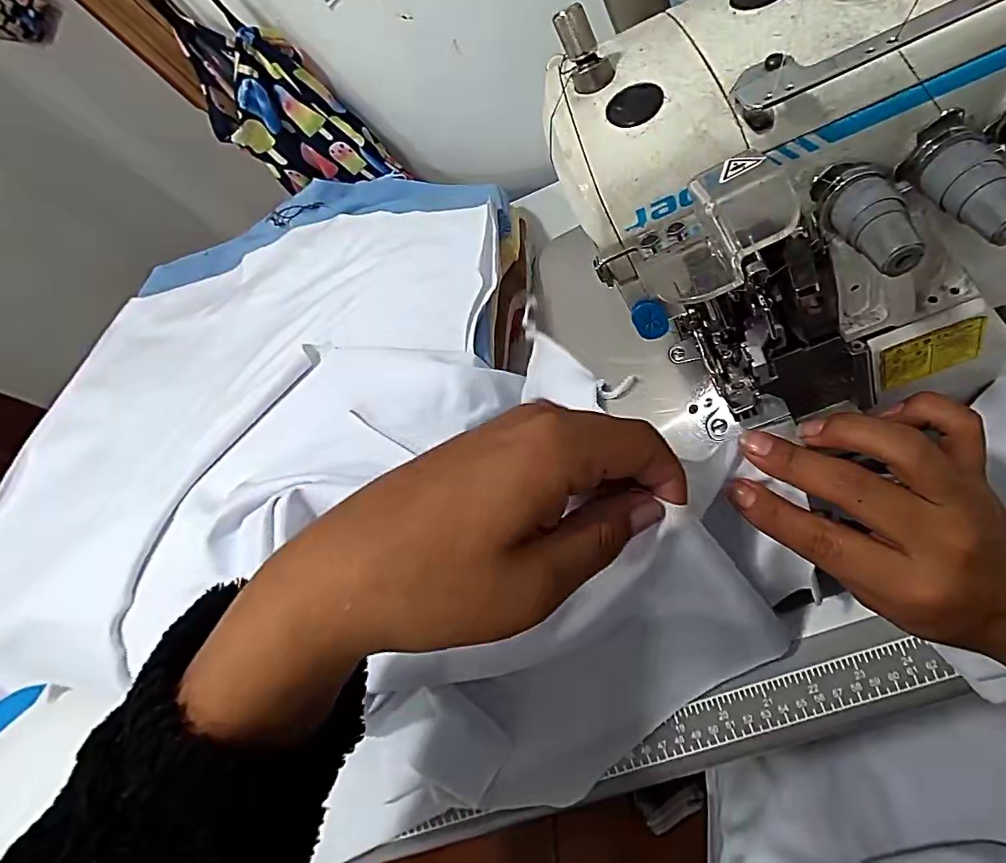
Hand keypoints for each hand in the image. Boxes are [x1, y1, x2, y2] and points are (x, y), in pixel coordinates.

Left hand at [180, 402, 685, 741]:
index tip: (671, 518)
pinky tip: (551, 516)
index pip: (641, 442)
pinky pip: (548, 444)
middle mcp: (533, 420)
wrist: (334, 578)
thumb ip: (604, 537)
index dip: (668, 477)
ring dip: (604, 476)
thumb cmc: (438, 585)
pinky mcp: (479, 441)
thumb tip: (645, 507)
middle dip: (638, 477)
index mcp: (556, 444)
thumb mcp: (537, 581)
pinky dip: (570, 472)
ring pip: (581, 438)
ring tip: (593, 530)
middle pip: (613, 435)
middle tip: (635, 531)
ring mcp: (501, 426)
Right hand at [728, 394, 1005, 693]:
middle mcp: (942, 537)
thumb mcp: (883, 600)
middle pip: (858, 489)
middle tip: (759, 445)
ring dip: (848, 430)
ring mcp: (964, 495)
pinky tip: (886, 415)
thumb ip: (839, 553)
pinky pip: (953, 421)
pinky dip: (916, 407)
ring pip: (903, 446)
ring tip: (812, 432)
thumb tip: (789, 502)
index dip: (777, 514)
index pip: (830, 543)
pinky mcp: (978, 468)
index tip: (743, 489)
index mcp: (911, 583)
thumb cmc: (946, 608)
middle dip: (796, 463)